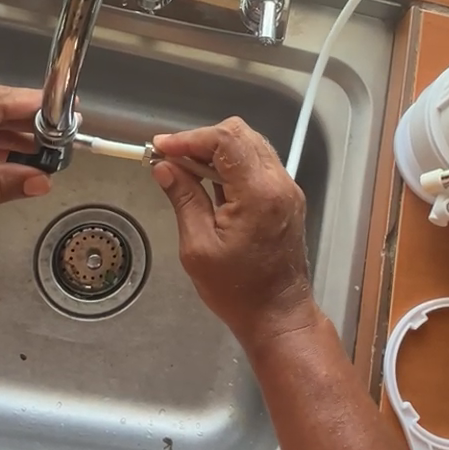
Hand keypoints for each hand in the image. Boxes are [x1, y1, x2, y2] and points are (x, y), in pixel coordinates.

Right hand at [151, 118, 317, 349]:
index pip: (226, 141)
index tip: (161, 148)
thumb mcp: (198, 247)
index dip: (190, 138)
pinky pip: (259, 164)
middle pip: (241, 135)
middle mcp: (279, 183)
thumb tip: (164, 167)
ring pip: (251, 145)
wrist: (278, 314)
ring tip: (186, 168)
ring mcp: (287, 189)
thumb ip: (184, 199)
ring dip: (217, 149)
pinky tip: (209, 180)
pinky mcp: (287, 198)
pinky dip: (232, 163)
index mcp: (258, 193)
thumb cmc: (236, 290)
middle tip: (172, 158)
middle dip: (203, 139)